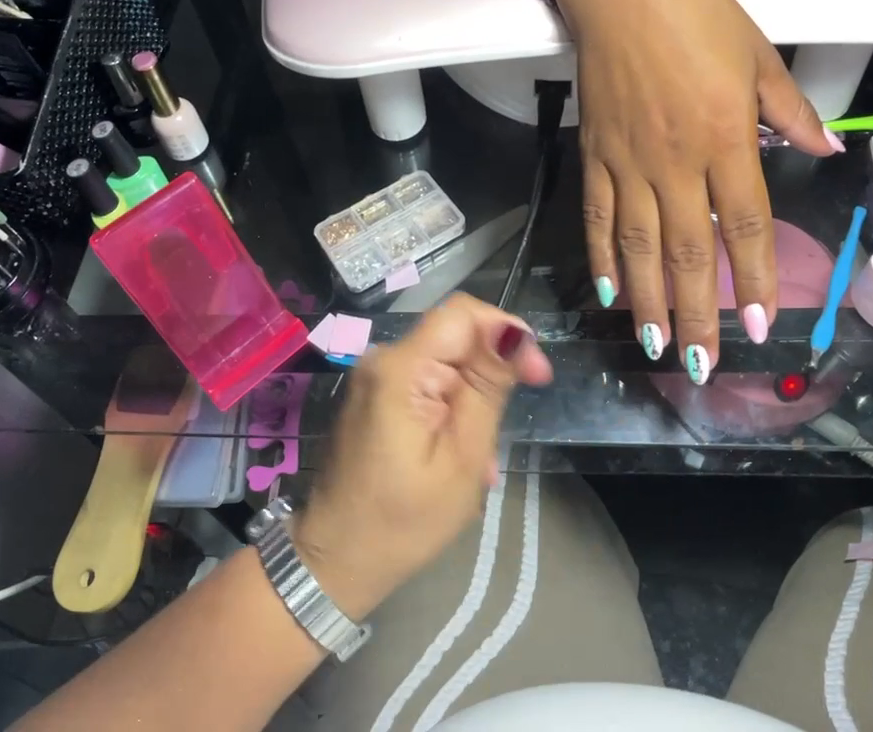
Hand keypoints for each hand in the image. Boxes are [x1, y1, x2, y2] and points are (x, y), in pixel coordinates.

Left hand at [291, 296, 551, 618]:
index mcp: (400, 368)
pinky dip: (450, 415)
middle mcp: (382, 360)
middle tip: (500, 438)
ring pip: (445, 366)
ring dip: (473, 405)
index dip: (506, 332)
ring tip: (480, 463)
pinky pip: (425, 387)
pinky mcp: (374, 399)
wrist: (336, 560)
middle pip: (454, 340)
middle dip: (490, 379)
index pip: (463, 313)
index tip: (535, 377)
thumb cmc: (403, 520)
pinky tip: (458, 460)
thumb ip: (487, 386)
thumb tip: (514, 331)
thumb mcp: (462, 456)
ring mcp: (374, 380)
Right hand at [557, 0, 836, 382]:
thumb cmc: (696, 12)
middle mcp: (675, 161)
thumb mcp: (758, 54)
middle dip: (697, 314)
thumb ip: (789, 112)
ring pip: (639, 246)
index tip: (761, 325)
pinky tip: (609, 291)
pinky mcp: (594, 156)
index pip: (744, 224)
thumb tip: (826, 154)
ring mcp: (628, 162)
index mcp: (726, 136)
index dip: (755, 279)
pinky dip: (602, 257)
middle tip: (702, 366)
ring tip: (655, 346)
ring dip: (648, 301)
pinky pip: (598, 216)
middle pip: (689, 251)